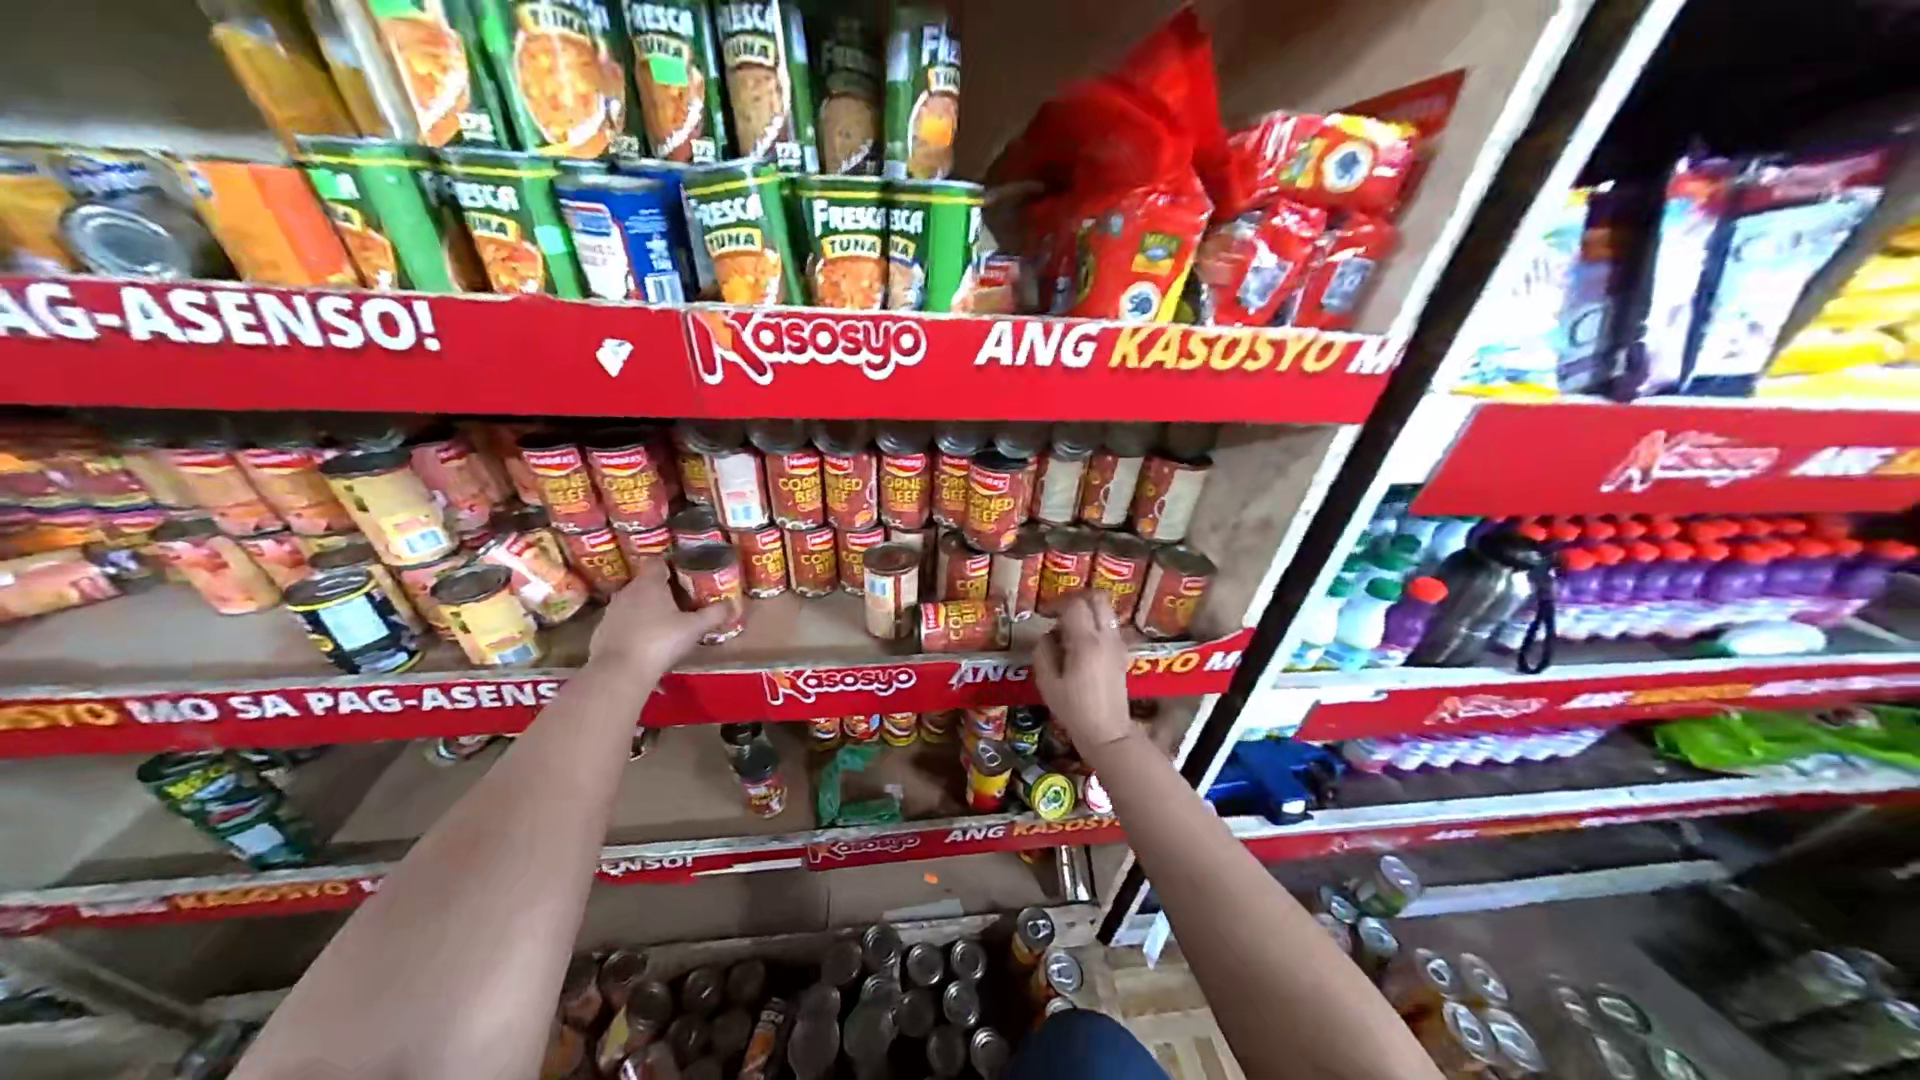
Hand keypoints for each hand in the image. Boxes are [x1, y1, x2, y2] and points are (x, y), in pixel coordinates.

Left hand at [587, 561, 733, 677]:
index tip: (686, 575)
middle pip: (646, 582)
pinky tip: (646, 641)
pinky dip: (634, 626)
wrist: (619, 671)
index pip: (658, 562)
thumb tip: (733, 604)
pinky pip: (623, 621)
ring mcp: (611, 611)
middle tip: (681, 601)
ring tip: (664, 622)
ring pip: (633, 602)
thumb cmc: (660, 641)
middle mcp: (627, 591)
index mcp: (649, 583)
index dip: (672, 566)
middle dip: (662, 589)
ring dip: (646, 608)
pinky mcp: (602, 631)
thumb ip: (715, 614)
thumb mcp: (694, 628)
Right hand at [1032, 591, 1134, 752]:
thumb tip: (1047, 635)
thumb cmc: (1073, 710)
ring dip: (1088, 609)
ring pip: (1106, 609)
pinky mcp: (1122, 653)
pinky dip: (1096, 623)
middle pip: (1097, 598)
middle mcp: (1105, 637)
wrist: (1108, 732)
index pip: (1074, 605)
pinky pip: (1110, 625)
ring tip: (1069, 626)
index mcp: (1085, 642)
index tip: (1043, 614)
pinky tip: (1081, 642)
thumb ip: (1043, 652)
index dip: (1056, 604)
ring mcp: (1117, 644)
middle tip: (1059, 611)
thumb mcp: (1048, 683)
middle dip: (1076, 598)